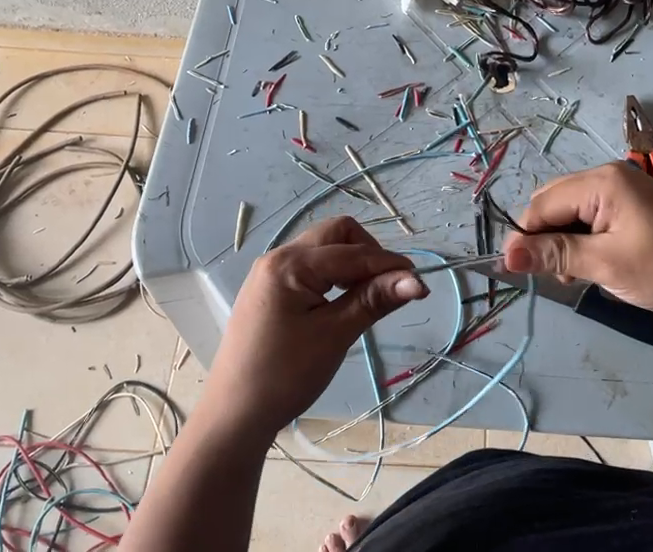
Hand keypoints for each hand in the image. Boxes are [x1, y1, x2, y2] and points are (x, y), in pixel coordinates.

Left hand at [194, 216, 426, 442]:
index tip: (419, 286)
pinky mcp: (270, 289)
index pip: (353, 252)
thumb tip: (416, 280)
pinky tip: (342, 301)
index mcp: (291, 264)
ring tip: (367, 298)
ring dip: (352, 263)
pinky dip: (334, 275)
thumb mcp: (335, 336)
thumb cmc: (284, 376)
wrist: (233, 417)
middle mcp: (278, 256)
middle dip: (368, 253)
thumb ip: (374, 300)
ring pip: (324, 248)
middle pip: (337, 234)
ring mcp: (271, 272)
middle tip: (387, 288)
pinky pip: (311, 266)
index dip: (389, 265)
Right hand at [501, 163, 652, 321]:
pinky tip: (590, 265)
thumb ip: (554, 255)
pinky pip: (588, 217)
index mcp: (603, 181)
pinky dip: (581, 240)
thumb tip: (506, 255)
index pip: (544, 203)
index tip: (514, 270)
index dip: (525, 236)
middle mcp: (608, 176)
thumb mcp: (605, 265)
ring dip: (562, 242)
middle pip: (553, 202)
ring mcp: (621, 190)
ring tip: (576, 275)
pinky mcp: (629, 206)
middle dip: (545, 237)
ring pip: (569, 211)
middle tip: (555, 276)